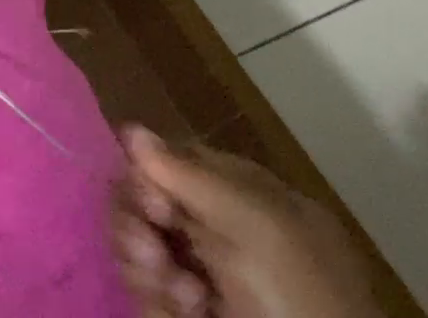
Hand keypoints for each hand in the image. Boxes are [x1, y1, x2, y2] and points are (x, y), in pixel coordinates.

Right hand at [114, 129, 380, 317]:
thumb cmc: (295, 292)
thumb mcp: (254, 222)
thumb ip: (188, 172)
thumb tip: (131, 128)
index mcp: (241, 193)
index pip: (167, 160)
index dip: (146, 176)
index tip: (155, 206)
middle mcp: (217, 227)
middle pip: (142, 203)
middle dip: (137, 227)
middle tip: (155, 257)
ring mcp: (204, 274)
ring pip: (136, 249)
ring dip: (145, 270)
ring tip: (186, 300)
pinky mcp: (189, 312)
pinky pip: (146, 294)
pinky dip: (155, 305)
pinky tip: (182, 315)